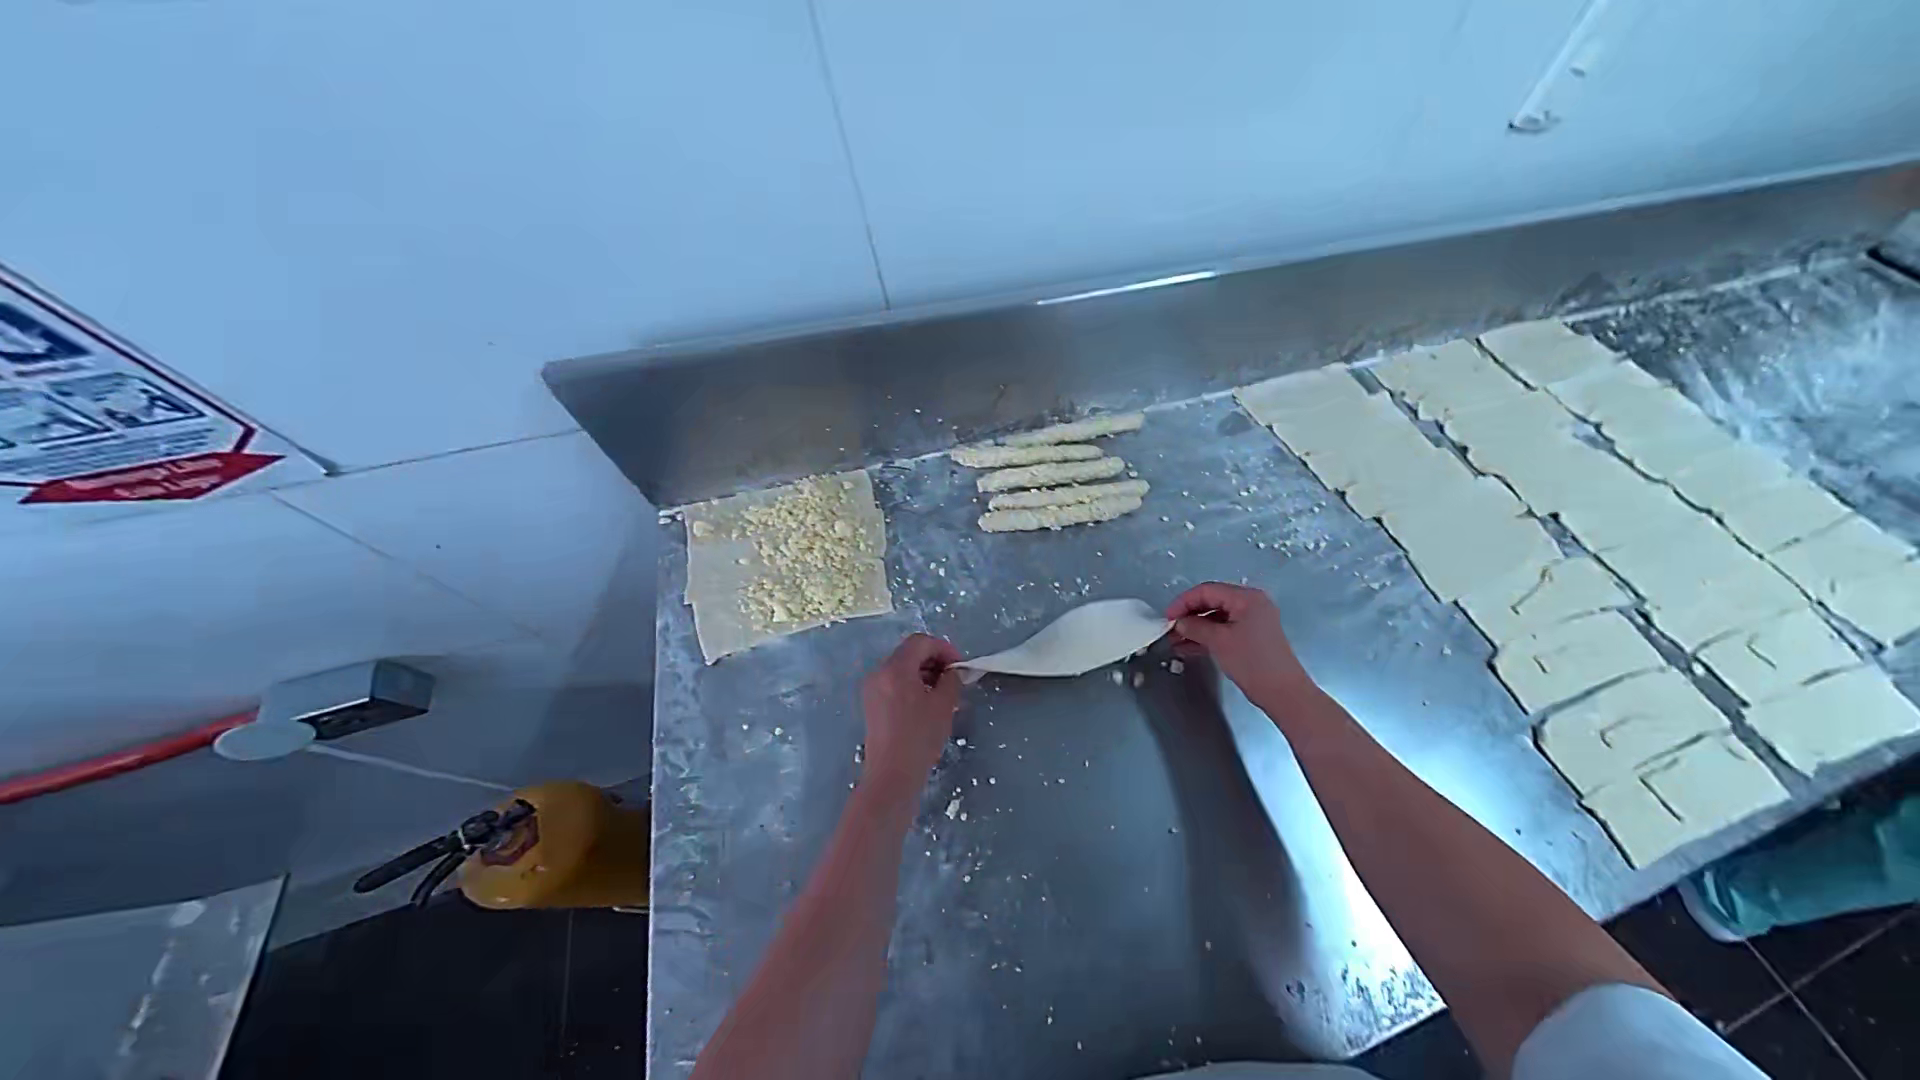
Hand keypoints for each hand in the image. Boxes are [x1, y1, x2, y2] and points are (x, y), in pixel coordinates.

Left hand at [860, 633, 961, 795]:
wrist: (891, 775)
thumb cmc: (919, 738)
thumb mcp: (943, 706)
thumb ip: (951, 680)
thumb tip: (952, 672)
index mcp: (895, 669)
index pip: (920, 642)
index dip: (943, 648)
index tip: (959, 665)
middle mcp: (879, 673)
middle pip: (909, 653)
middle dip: (934, 660)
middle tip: (954, 678)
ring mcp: (872, 688)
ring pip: (902, 668)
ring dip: (924, 673)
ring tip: (943, 692)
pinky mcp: (872, 703)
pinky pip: (894, 682)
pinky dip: (912, 684)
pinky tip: (926, 703)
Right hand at [1166, 582, 1315, 706]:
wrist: (1283, 693)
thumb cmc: (1252, 662)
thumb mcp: (1218, 641)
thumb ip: (1194, 627)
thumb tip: (1178, 623)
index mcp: (1246, 598)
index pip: (1207, 591)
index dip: (1183, 602)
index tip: (1167, 617)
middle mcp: (1251, 604)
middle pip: (1211, 602)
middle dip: (1188, 615)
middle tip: (1170, 629)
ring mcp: (1252, 621)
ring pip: (1216, 617)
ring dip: (1195, 628)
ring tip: (1174, 641)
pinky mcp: (1251, 636)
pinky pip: (1223, 630)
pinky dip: (1206, 636)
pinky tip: (1188, 647)